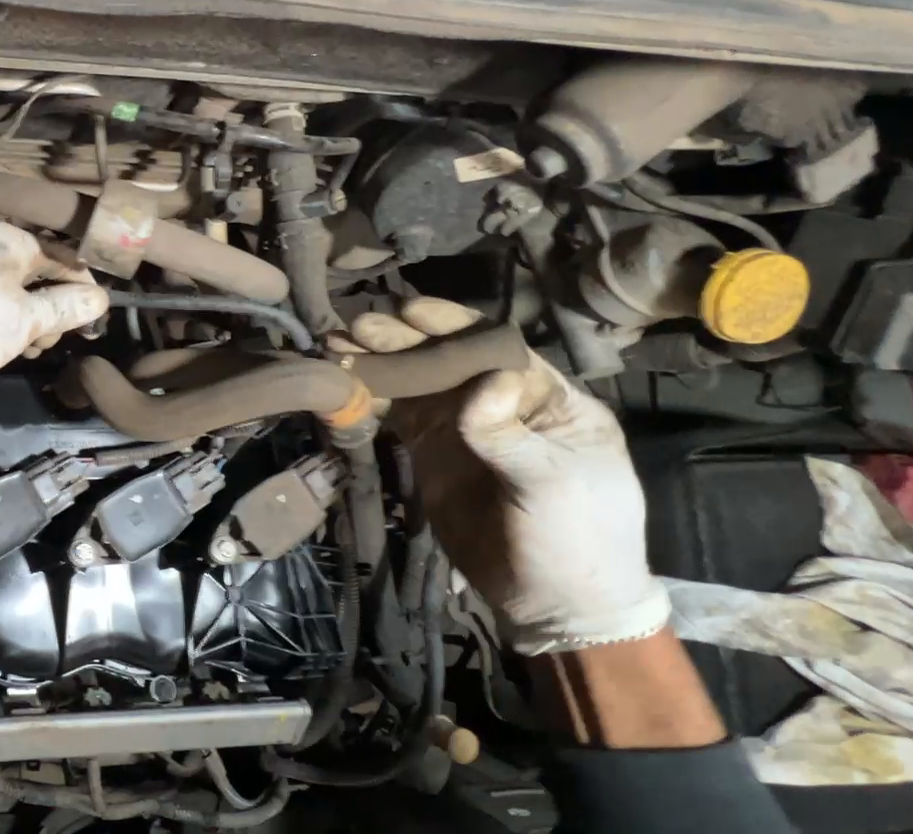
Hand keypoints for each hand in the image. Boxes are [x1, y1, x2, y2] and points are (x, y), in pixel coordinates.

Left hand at [0, 222, 109, 404]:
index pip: (68, 258)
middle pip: (43, 274)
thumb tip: (101, 297)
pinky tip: (7, 343)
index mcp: (10, 239)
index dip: (85, 291)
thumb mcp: (25, 323)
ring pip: (19, 289)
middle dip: (54, 312)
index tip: (93, 323)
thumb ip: (67, 307)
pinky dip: (7, 318)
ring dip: (31, 320)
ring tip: (27, 349)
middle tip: (49, 343)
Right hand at [341, 298, 669, 654]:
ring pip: (414, 379)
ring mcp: (460, 424)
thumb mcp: (555, 485)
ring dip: (376, 360)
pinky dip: (367, 395)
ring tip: (335, 342)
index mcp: (546, 397)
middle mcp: (499, 400)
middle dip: (402, 338)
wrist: (552, 601)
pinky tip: (340, 381)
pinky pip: (394, 412)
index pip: (494, 348)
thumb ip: (512, 434)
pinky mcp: (430, 448)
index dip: (451, 325)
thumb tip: (484, 382)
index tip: (410, 311)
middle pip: (444, 357)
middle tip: (357, 326)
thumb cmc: (577, 538)